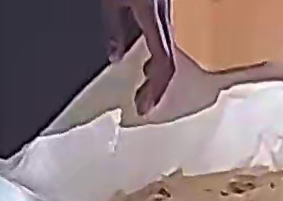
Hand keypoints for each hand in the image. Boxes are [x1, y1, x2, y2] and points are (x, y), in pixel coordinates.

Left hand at [102, 0, 175, 114]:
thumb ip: (114, 26)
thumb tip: (116, 57)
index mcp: (154, 18)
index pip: (164, 63)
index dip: (156, 89)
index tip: (144, 109)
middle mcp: (164, 19)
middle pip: (168, 63)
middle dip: (156, 89)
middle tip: (142, 107)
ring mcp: (165, 14)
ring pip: (167, 54)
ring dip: (156, 75)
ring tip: (144, 90)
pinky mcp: (160, 9)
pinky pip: (162, 42)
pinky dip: (155, 59)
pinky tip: (146, 63)